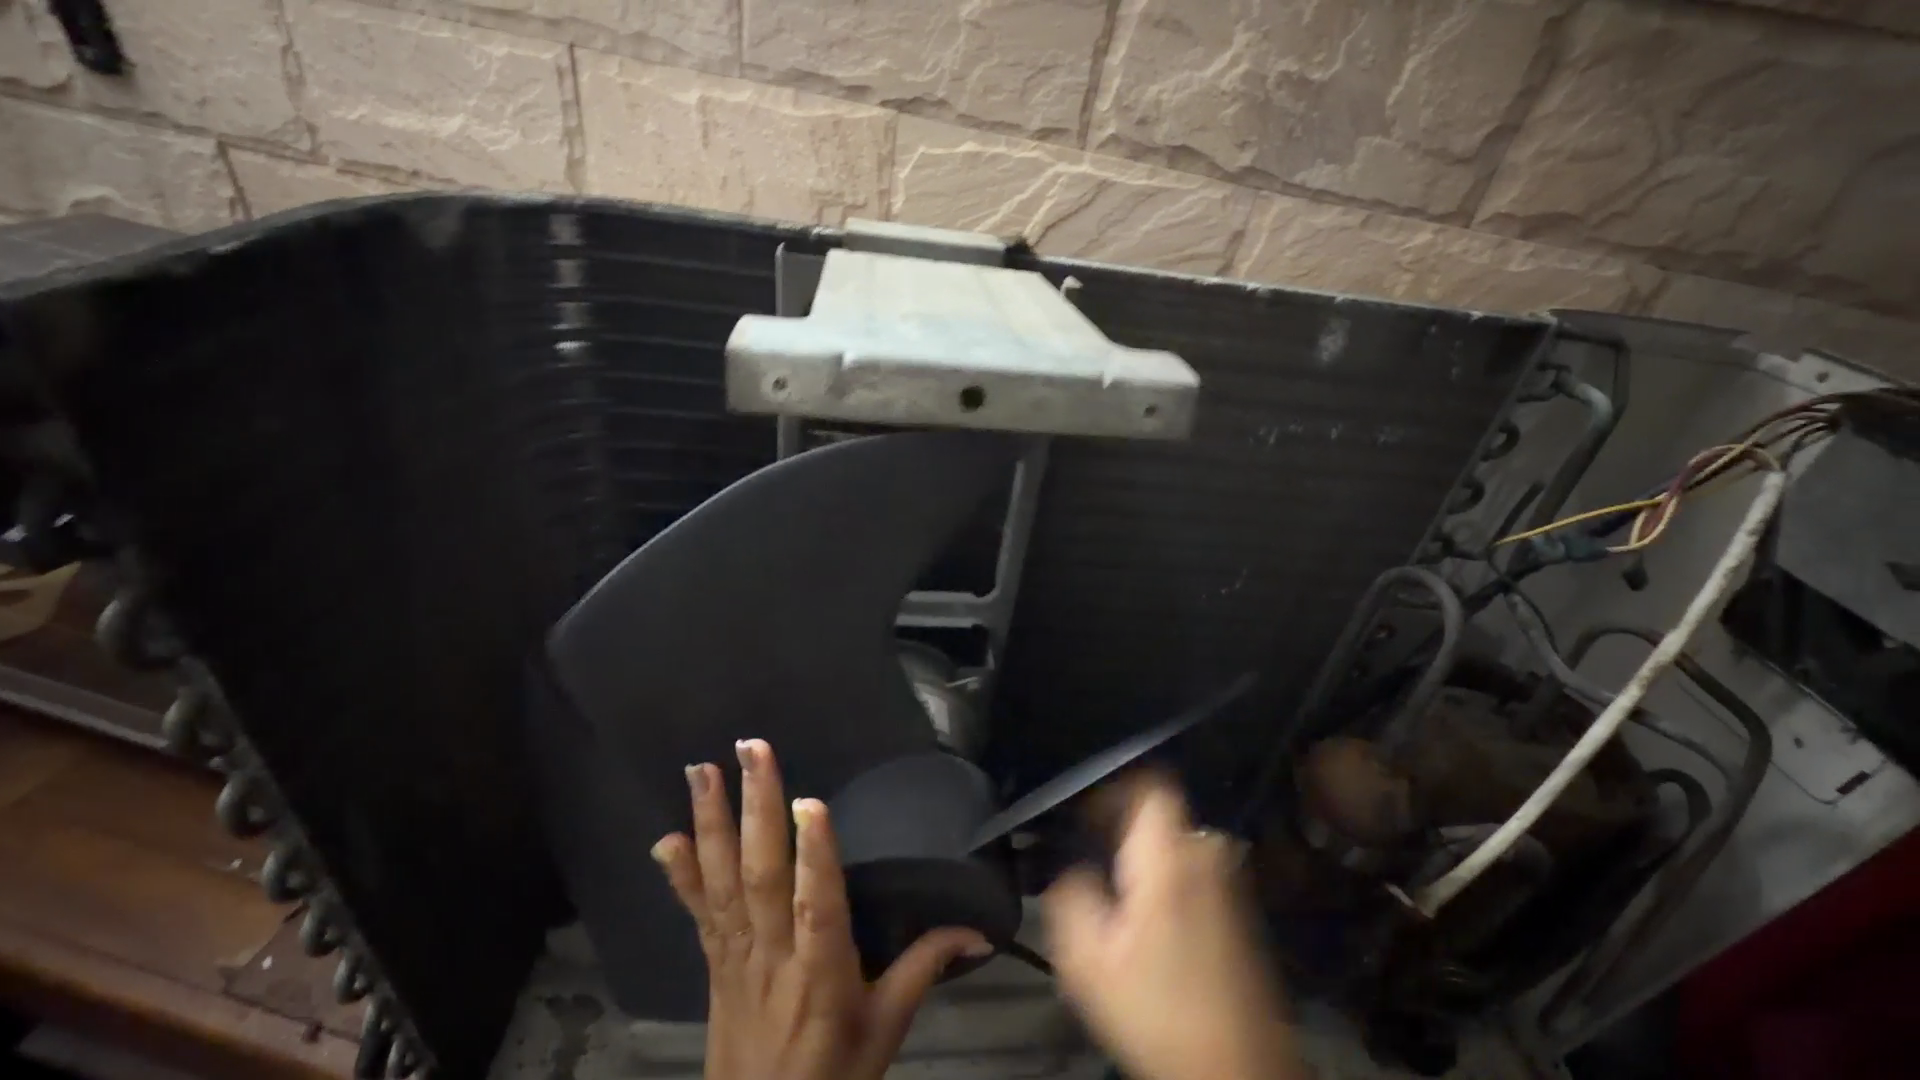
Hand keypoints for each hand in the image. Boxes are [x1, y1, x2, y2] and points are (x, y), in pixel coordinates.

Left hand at [651, 739, 991, 1079]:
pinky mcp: (715, 962)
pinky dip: (680, 874)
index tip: (811, 803)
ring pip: (722, 882)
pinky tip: (666, 836)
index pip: (818, 907)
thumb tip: (978, 930)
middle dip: (757, 808)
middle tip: (752, 750)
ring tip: (701, 770)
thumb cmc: (834, 1073)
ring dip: (711, 823)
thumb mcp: (887, 1026)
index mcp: (822, 973)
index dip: (815, 856)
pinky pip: (697, 912)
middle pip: (762, 876)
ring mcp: (737, 956)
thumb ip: (924, 968)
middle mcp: (773, 955)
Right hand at [1042, 775, 1299, 1079]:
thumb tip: (1074, 869)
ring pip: (1177, 846)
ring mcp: (1231, 883)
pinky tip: (1149, 927)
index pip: (1149, 785)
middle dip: (1123, 833)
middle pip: (1161, 817)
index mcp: (1170, 856)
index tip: (1083, 817)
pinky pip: (1195, 871)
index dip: (1112, 790)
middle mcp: (1208, 856)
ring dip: (1146, 861)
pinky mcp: (1241, 911)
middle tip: (1090, 862)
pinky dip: (1169, 882)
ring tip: (1115, 896)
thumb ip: (1069, 897)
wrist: (1239, 1068)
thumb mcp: (1088, 961)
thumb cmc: (1158, 1009)